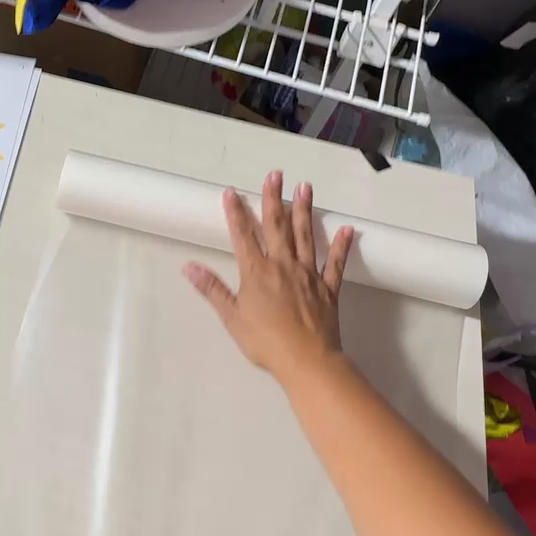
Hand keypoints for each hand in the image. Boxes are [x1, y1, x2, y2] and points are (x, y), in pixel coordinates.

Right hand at [184, 170, 355, 383]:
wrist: (306, 361)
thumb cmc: (265, 341)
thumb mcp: (232, 317)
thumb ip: (212, 289)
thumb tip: (189, 267)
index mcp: (256, 272)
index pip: (243, 236)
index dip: (236, 213)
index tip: (231, 192)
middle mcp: (282, 265)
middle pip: (276, 226)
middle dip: (273, 199)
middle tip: (275, 174)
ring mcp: (308, 274)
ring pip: (305, 236)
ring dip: (304, 210)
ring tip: (304, 187)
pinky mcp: (328, 288)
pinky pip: (335, 264)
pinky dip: (341, 246)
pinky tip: (346, 229)